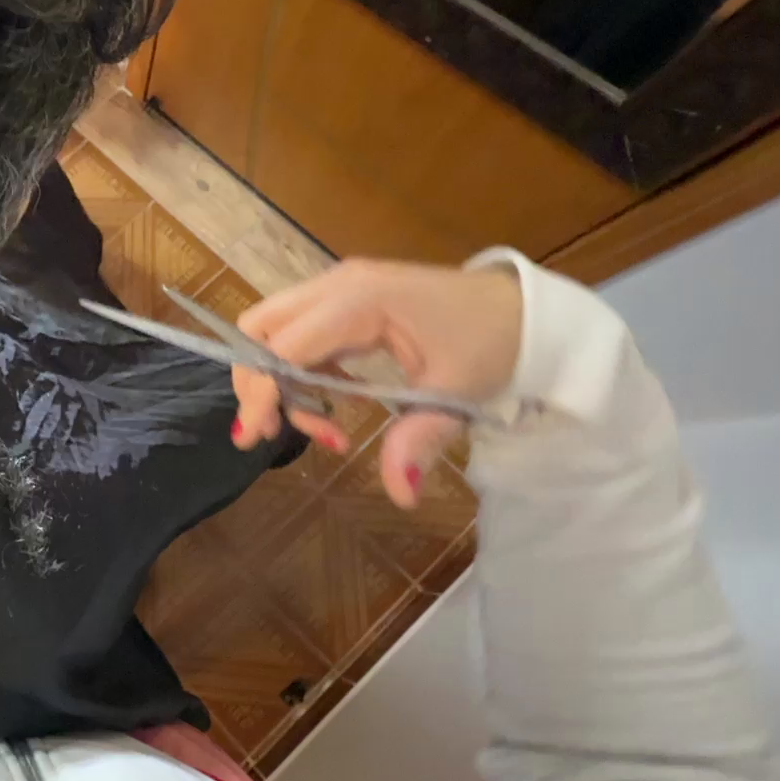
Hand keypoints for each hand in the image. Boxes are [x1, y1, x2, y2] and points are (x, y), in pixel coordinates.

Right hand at [230, 259, 521, 508]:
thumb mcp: (458, 392)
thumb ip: (418, 438)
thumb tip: (400, 495)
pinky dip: (296, 368)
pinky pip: (296, 332)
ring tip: (322, 424)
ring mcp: (335, 287)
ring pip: (271, 329)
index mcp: (360, 301)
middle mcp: (335, 286)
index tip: (254, 436)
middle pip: (259, 327)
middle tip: (272, 429)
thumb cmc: (494, 343)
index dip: (262, 391)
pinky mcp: (340, 299)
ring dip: (276, 378)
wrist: (525, 309)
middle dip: (256, 380)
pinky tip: (332, 399)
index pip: (283, 345)